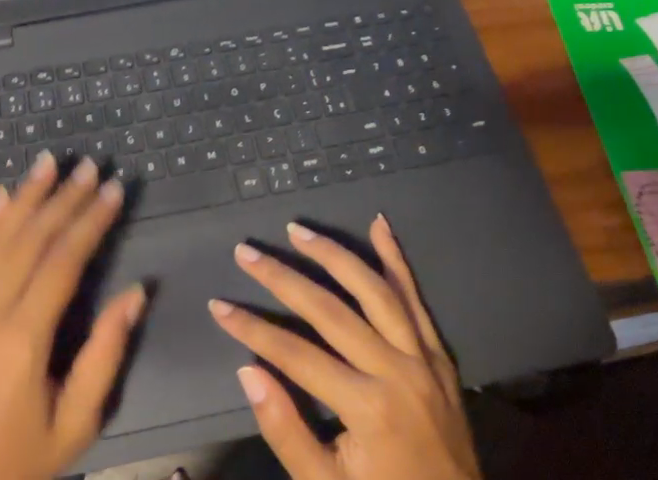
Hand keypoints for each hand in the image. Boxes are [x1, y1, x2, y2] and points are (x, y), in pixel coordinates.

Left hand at [0, 152, 146, 479]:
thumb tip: (136, 292)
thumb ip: (105, 354)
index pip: (63, 263)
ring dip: (25, 198)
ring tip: (48, 162)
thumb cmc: (20, 463)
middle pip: (30, 242)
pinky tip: (1, 198)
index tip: (113, 188)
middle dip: (62, 198)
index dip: (90, 222)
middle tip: (88, 164)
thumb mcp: (76, 422)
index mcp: (23, 341)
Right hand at [209, 215, 480, 479]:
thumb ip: (287, 431)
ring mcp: (423, 359)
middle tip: (246, 252)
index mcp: (368, 406)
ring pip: (375, 290)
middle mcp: (397, 370)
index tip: (218, 306)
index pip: (295, 354)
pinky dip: (397, 261)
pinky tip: (379, 226)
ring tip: (298, 230)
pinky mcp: (439, 356)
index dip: (252, 329)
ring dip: (334, 255)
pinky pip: (416, 299)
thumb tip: (247, 371)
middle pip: (331, 310)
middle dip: (283, 278)